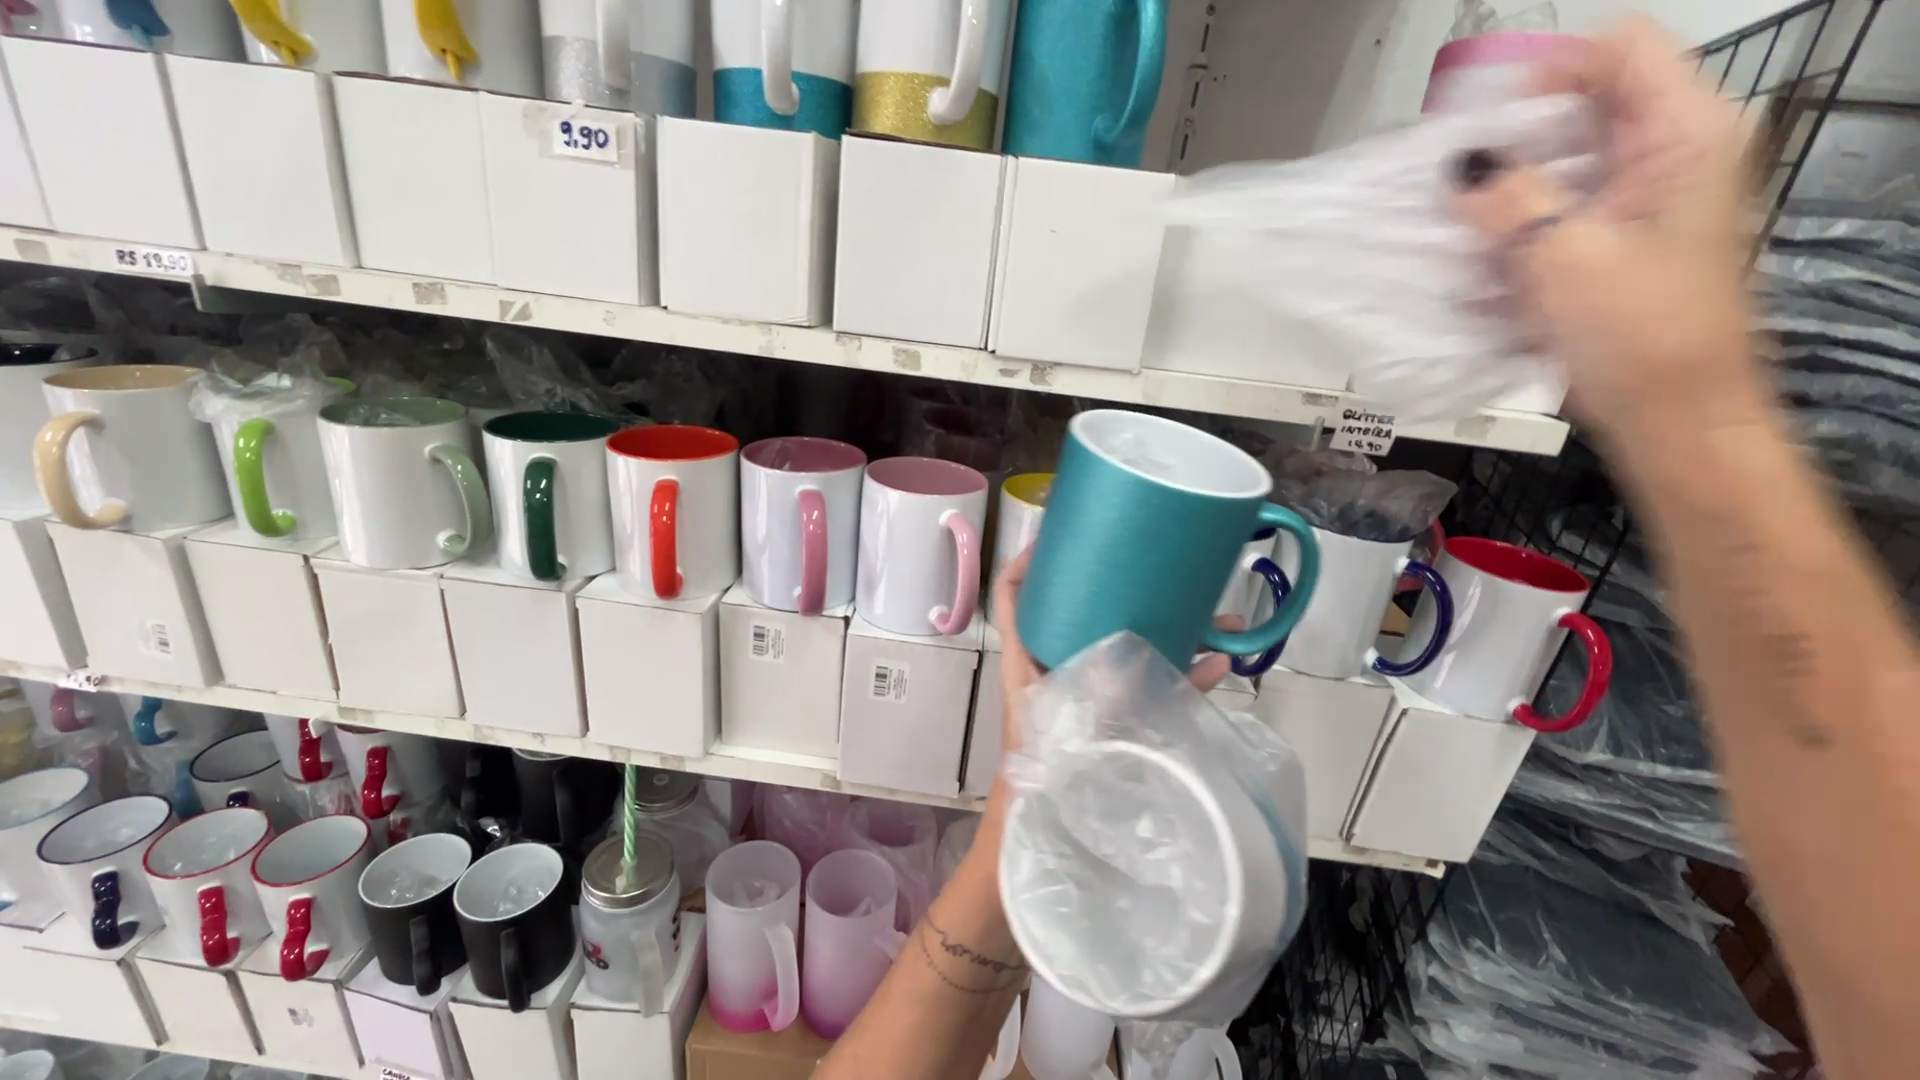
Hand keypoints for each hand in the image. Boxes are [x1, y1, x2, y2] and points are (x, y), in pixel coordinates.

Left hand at [975, 547, 1235, 846]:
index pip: (1014, 601)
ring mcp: (1092, 694)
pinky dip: (1184, 676)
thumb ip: (1091, 694)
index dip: (1026, 564)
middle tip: (1162, 565)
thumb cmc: (1033, 790)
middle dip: (1126, 588)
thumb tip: (1129, 654)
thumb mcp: (1059, 732)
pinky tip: (1219, 667)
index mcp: (1026, 665)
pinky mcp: (1117, 719)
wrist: (1038, 846)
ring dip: (1173, 632)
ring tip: (1218, 617)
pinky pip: (1152, 687)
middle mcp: (1058, 670)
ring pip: (1130, 647)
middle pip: (1084, 613)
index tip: (1057, 537)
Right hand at [1453, 18, 1764, 434]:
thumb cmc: (1635, 334)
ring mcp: (1641, 198)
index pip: (1617, 51)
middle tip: (1460, 181)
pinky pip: (1558, 205)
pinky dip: (1517, 221)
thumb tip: (1458, 167)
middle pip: (1583, 104)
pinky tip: (1483, 254)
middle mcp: (1668, 153)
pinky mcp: (1614, 240)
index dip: (1549, 75)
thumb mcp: (1566, 258)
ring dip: (1508, 185)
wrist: (1671, 415)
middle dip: (1515, 137)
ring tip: (1461, 221)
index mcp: (1683, 135)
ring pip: (1563, 159)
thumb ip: (1508, 201)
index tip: (1490, 133)